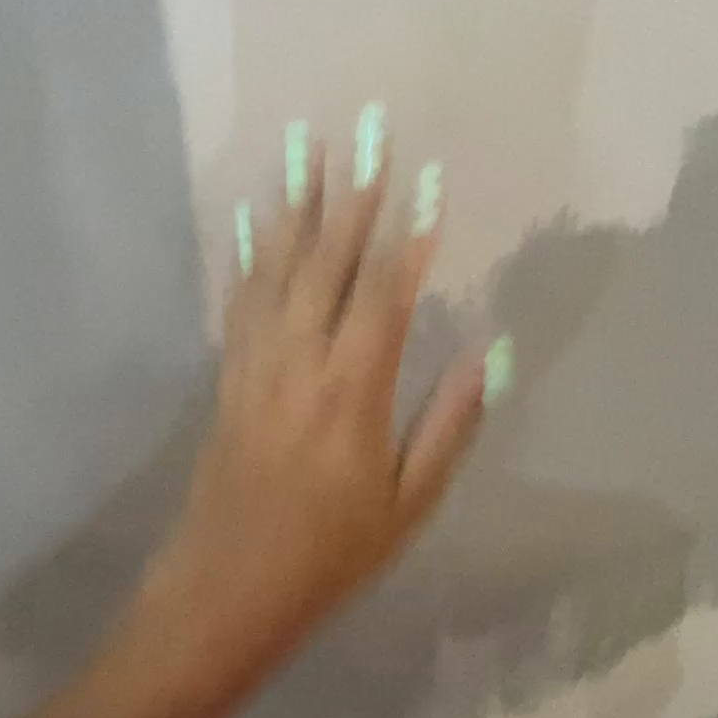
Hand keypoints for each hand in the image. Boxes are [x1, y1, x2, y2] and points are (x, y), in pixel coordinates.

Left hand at [155, 116, 490, 670]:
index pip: (385, 297)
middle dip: (350, 196)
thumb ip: (449, 425)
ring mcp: (255, 368)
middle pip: (325, 266)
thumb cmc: (331, 555)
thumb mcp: (408, 505)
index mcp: (353, 395)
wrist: (230, 586)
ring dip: (295, 209)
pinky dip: (248, 258)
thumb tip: (488, 354)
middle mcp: (299, 365)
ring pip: (275, 273)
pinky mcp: (228, 381)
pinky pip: (239, 305)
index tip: (427, 182)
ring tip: (306, 151)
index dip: (408, 238)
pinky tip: (252, 224)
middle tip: (363, 132)